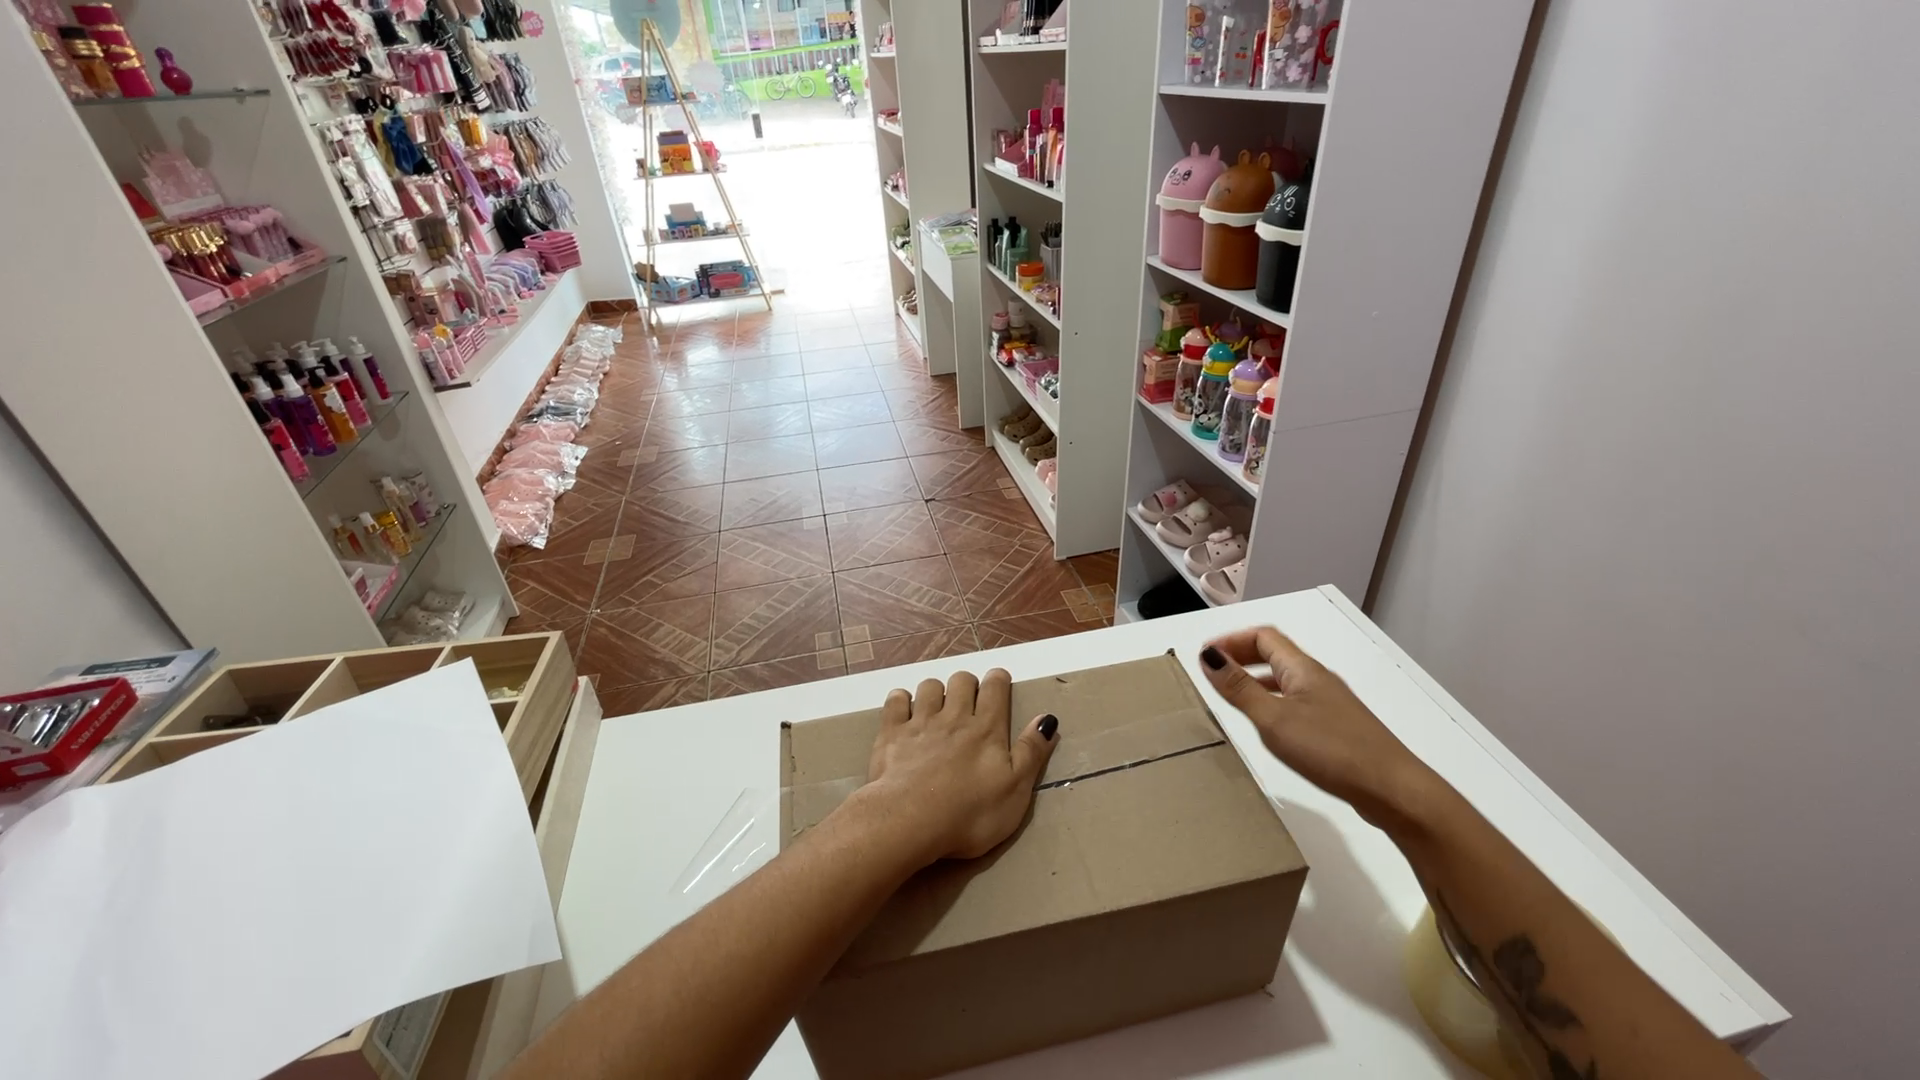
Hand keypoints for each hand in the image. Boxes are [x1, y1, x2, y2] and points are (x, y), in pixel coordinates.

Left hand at [863, 669, 1058, 861]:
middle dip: (967, 683)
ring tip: (937, 705)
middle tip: (969, 699)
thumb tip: (1047, 718)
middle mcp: (954, 718)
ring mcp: (920, 723)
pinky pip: (896, 701)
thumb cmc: (970, 813)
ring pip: (929, 686)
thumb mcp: (1015, 790)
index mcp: (987, 730)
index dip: (998, 679)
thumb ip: (1031, 752)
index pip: (995, 689)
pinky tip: (904, 709)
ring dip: (936, 690)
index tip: (999, 680)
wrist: (910, 821)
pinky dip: (901, 699)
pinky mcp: (891, 734)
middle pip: (961, 681)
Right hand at [1200, 627, 1447, 834]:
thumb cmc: (1331, 750)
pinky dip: (1273, 702)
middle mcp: (1318, 680)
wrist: (1393, 790)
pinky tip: (1269, 726)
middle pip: (1276, 654)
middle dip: (1242, 655)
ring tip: (1232, 695)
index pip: (1264, 637)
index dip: (1232, 639)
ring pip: (1287, 679)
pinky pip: (1297, 702)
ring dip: (1256, 679)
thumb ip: (1240, 689)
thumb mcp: (1274, 720)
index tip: (1204, 654)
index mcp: (1303, 670)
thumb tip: (1208, 655)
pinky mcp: (1338, 728)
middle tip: (1213, 670)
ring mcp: (1331, 704)